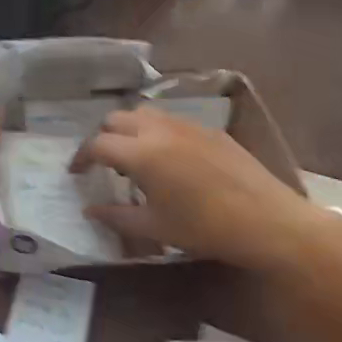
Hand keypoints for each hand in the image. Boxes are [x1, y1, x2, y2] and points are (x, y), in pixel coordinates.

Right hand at [70, 105, 332, 271]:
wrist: (266, 221)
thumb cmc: (203, 228)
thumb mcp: (154, 227)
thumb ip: (116, 216)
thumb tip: (90, 210)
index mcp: (142, 154)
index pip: (98, 144)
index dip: (81, 157)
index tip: (75, 173)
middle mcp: (161, 130)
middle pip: (118, 119)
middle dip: (102, 137)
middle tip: (100, 163)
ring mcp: (189, 126)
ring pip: (146, 114)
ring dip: (129, 129)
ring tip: (132, 157)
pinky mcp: (211, 131)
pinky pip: (172, 121)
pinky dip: (156, 132)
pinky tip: (167, 159)